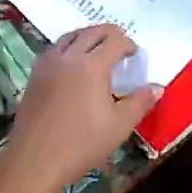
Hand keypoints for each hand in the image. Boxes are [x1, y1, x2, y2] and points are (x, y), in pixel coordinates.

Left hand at [0, 25, 161, 192]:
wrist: (36, 159)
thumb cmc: (83, 143)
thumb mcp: (120, 125)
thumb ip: (140, 102)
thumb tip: (157, 87)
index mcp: (93, 66)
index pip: (115, 42)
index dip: (128, 44)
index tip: (135, 54)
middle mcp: (69, 58)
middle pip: (91, 33)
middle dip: (108, 33)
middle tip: (120, 40)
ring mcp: (47, 65)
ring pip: (68, 37)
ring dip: (86, 35)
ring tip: (95, 44)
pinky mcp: (34, 76)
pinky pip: (53, 50)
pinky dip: (67, 46)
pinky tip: (70, 61)